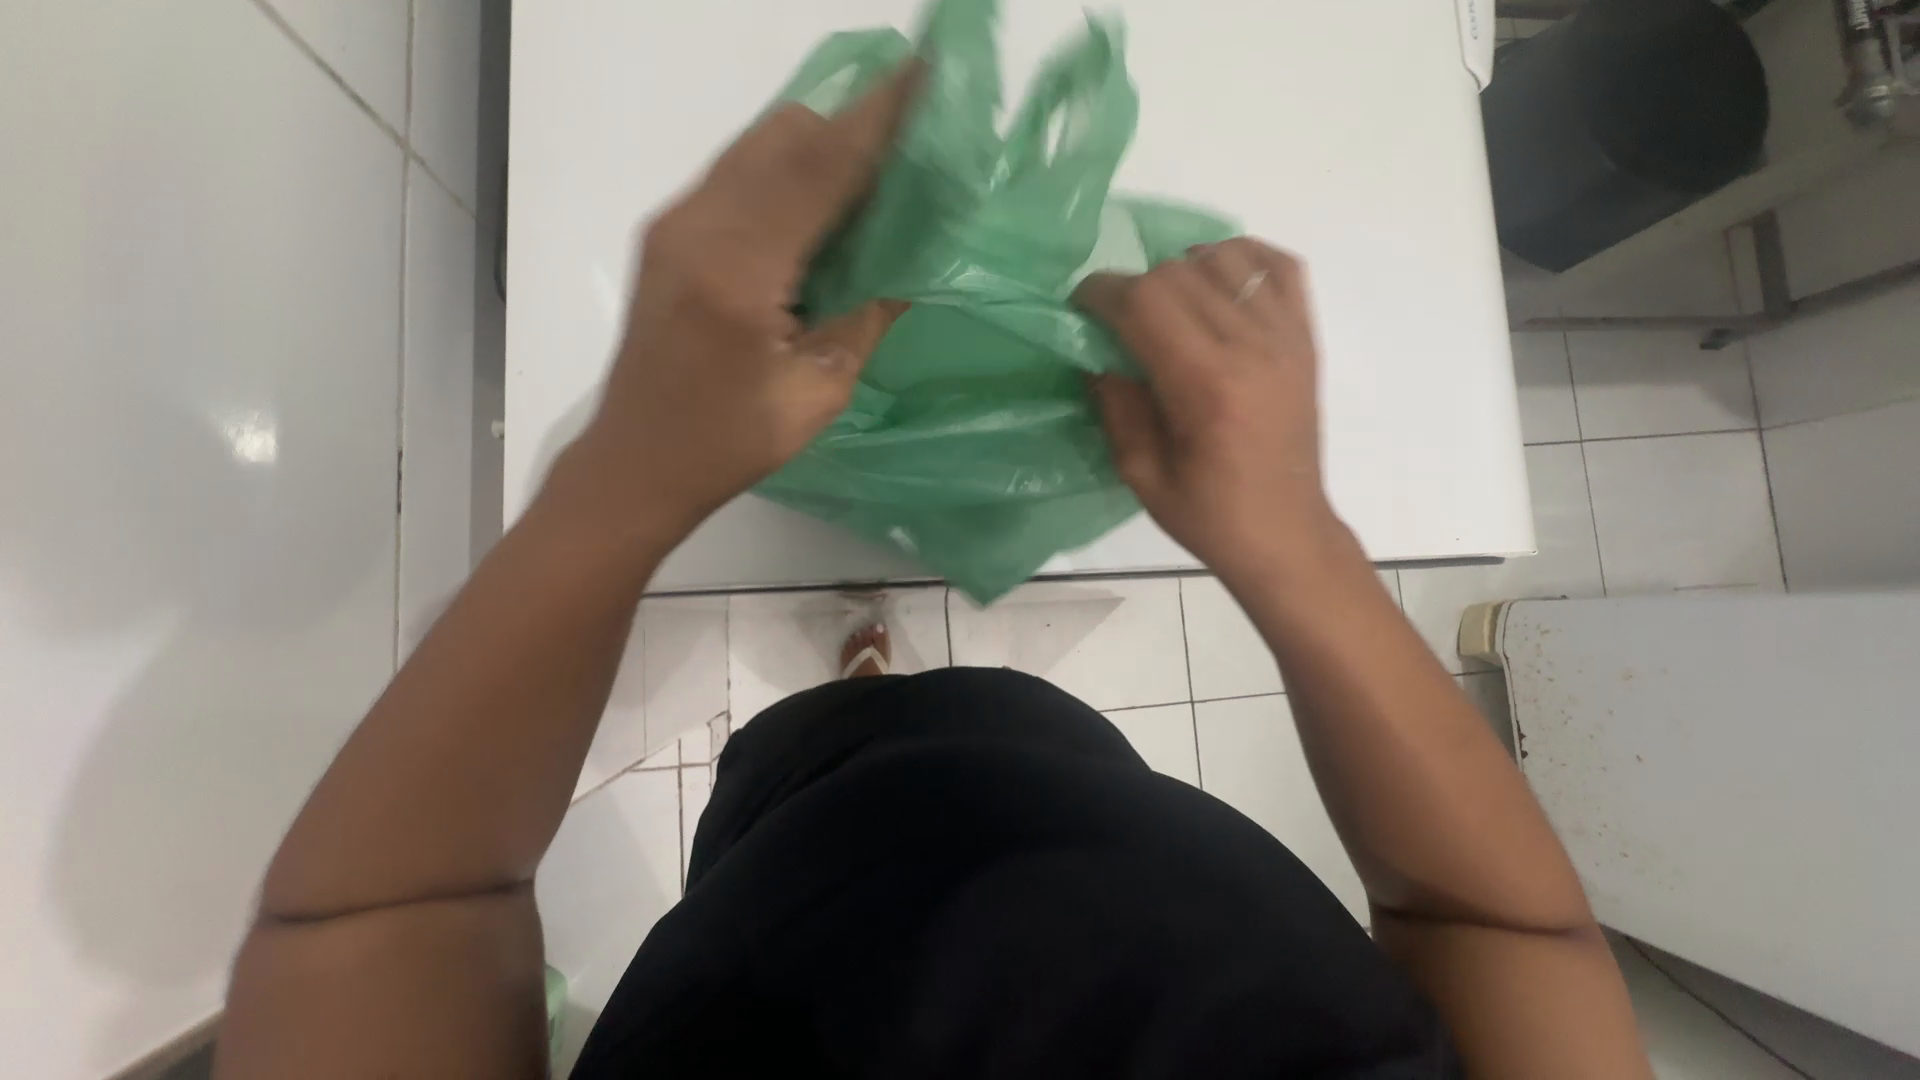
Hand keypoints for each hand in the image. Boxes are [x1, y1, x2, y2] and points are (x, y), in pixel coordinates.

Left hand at [555, 66, 918, 545]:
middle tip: (904, 153)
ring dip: (814, 150)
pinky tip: (815, 212)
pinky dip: (783, 174)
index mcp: (738, 273)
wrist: (635, 462)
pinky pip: (736, 176)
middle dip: (847, 128)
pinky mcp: (667, 236)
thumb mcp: (816, 396)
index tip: (919, 77)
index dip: (874, 122)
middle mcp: (697, 227)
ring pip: (755, 148)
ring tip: (867, 183)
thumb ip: (863, 321)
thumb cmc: (728, 444)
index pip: (819, 171)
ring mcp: (674, 225)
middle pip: (781, 136)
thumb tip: (905, 269)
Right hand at [1075, 239, 1342, 586]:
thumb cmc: (1208, 514)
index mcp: (1206, 385)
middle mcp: (1252, 347)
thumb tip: (1098, 354)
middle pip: (1178, 273)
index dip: (1102, 292)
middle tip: (1118, 320)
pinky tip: (1215, 284)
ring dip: (1182, 270)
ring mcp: (1286, 337)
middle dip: (1134, 286)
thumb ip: (1116, 405)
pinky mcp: (1306, 337)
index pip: (1146, 301)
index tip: (1082, 307)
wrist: (1285, 532)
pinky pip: (1278, 266)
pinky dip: (1240, 260)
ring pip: (1225, 259)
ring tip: (1167, 305)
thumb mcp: (1141, 473)